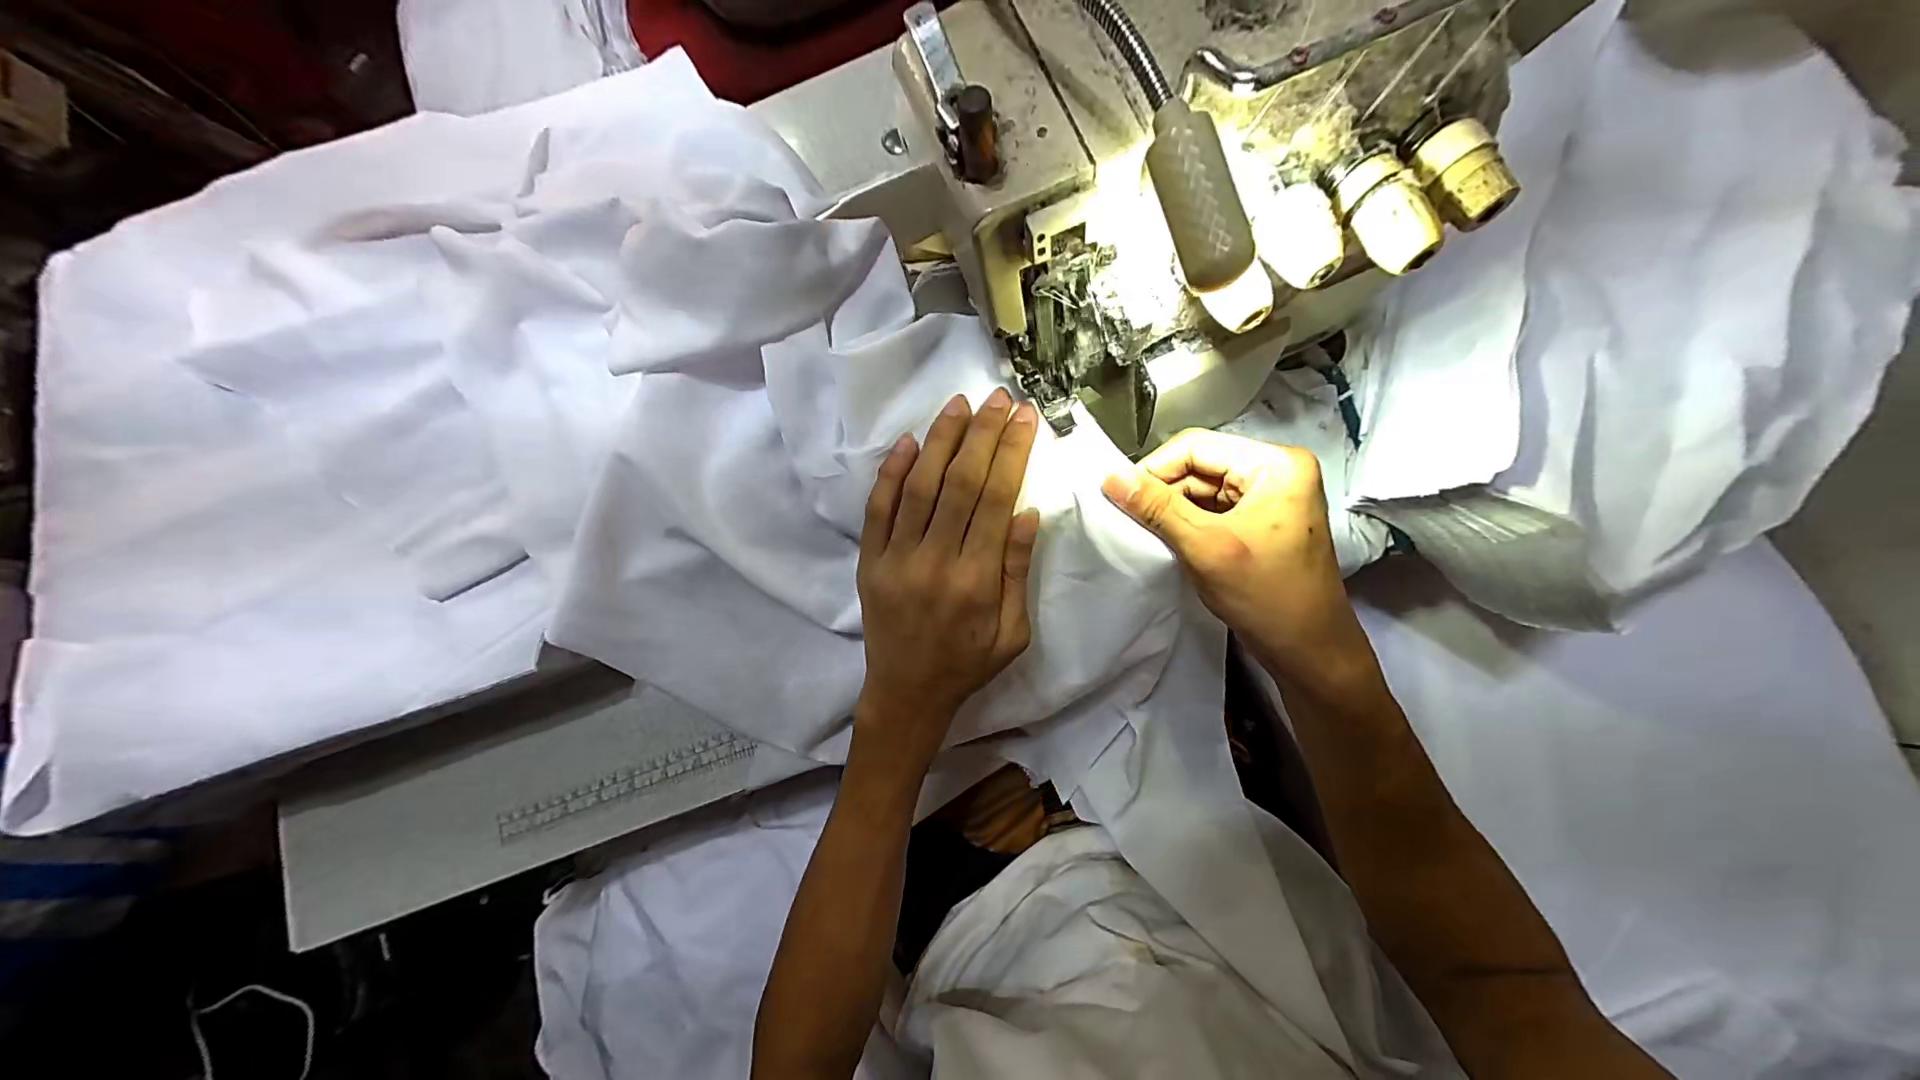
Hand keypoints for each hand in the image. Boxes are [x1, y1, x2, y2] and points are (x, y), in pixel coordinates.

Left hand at [855, 387, 1040, 771]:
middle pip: (961, 482)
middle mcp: (936, 561)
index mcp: (978, 579)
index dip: (1012, 452)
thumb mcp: (1013, 632)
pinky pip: (878, 509)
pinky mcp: (870, 561)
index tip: (1025, 418)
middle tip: (998, 398)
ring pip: (919, 486)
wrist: (907, 692)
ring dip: (941, 441)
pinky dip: (892, 473)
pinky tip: (910, 442)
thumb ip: (1018, 571)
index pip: (997, 498)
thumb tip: (1028, 512)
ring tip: (959, 405)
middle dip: (982, 434)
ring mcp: (897, 559)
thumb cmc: (968, 664)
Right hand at [1102, 429, 1370, 690]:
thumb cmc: (1267, 597)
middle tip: (1129, 519)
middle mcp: (1276, 471)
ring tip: (1146, 532)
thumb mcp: (1205, 546)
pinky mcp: (1260, 520)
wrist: (1309, 651)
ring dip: (1172, 509)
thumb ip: (1156, 507)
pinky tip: (1169, 540)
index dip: (1153, 469)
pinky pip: (1212, 509)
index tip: (1119, 497)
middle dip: (1162, 492)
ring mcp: (1269, 497)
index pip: (1196, 447)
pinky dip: (1187, 522)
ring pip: (1201, 488)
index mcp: (1276, 465)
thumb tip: (1110, 477)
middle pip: (1199, 465)